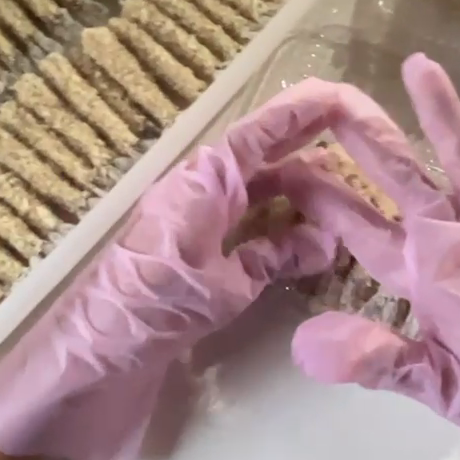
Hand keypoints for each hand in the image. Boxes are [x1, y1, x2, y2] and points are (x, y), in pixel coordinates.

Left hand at [0, 79, 381, 459]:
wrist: (90, 361)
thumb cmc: (152, 309)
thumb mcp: (222, 285)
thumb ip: (274, 257)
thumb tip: (327, 241)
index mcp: (206, 179)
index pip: (265, 129)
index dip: (310, 110)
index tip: (353, 99)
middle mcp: (204, 189)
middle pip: (269, 156)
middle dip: (317, 151)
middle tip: (370, 154)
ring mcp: (200, 220)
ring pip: (263, 192)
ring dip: (305, 194)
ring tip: (355, 201)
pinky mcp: (197, 252)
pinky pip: (250, 225)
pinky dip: (282, 227)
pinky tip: (313, 240)